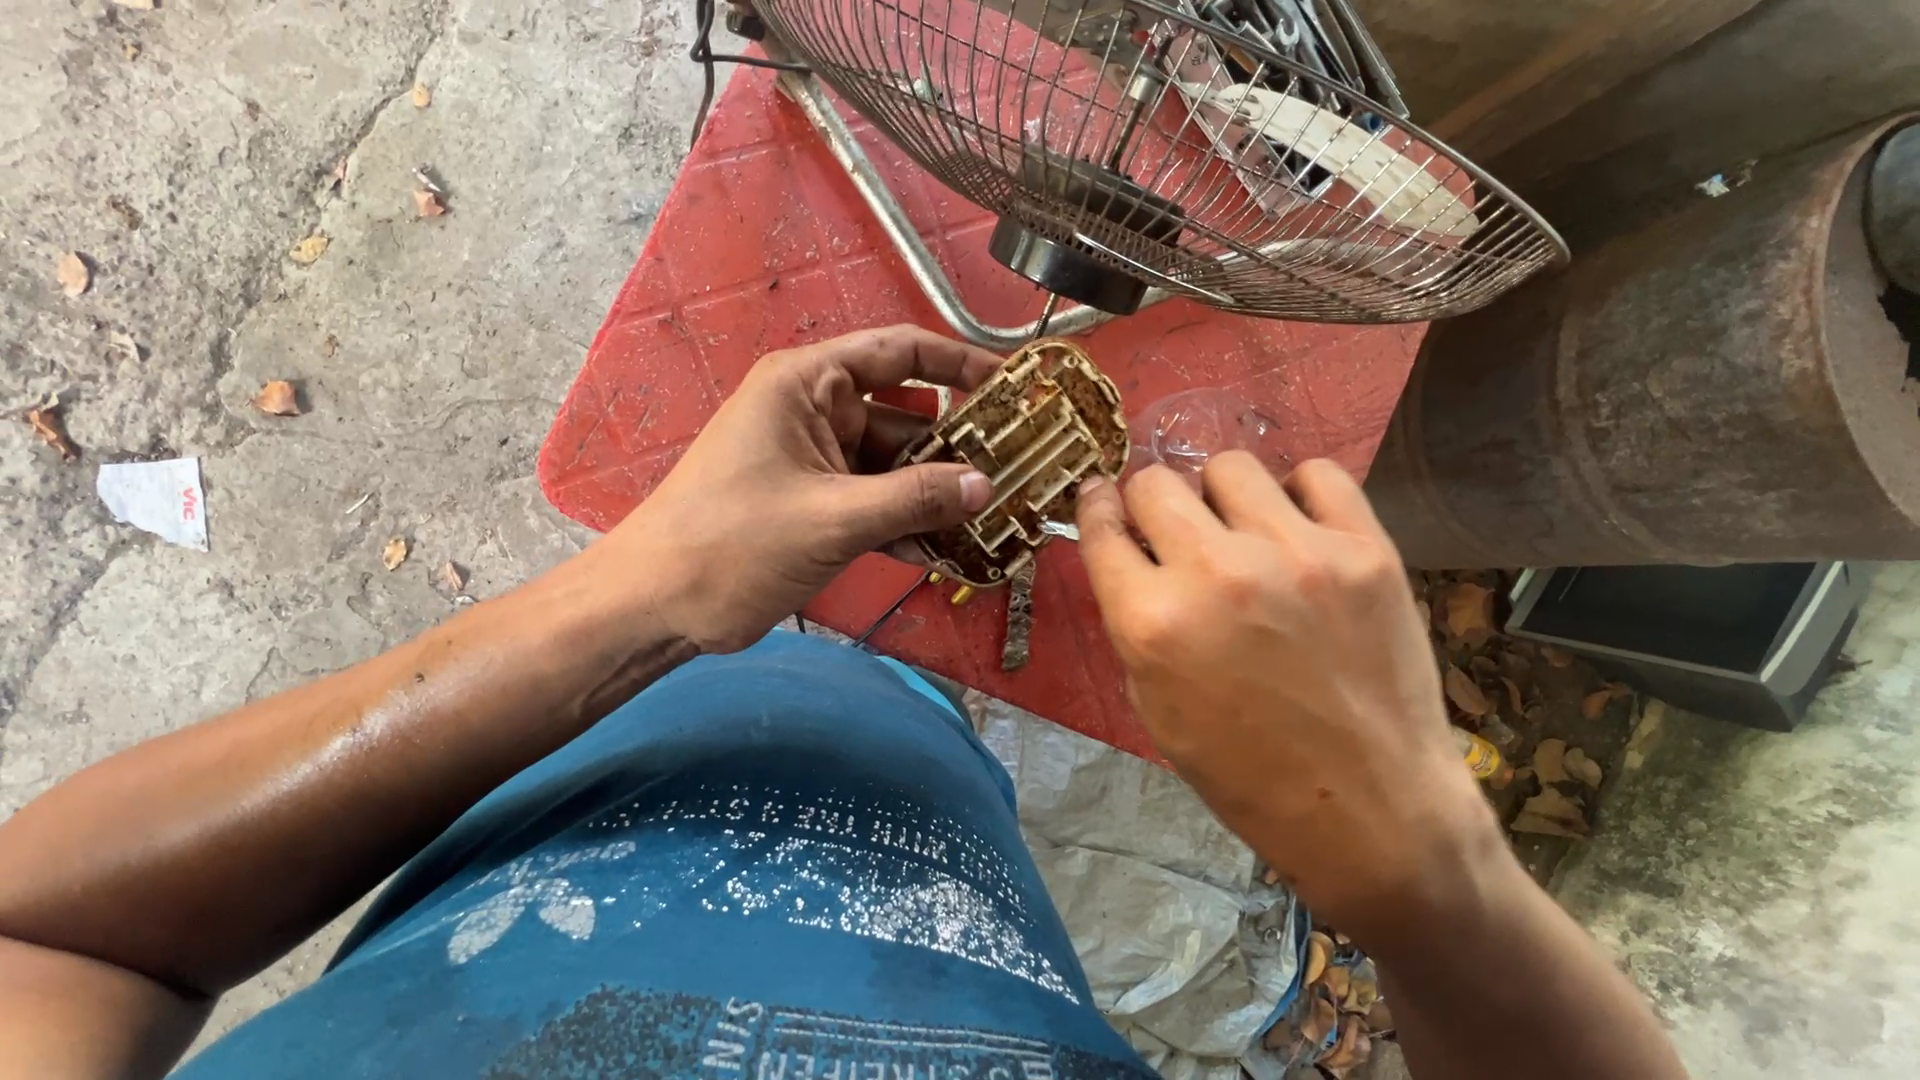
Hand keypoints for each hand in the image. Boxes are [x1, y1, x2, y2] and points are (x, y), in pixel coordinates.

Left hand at [598, 326, 998, 652]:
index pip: (899, 352)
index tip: (1013, 385)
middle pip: (907, 415)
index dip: (960, 362)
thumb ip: (914, 499)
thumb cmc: (733, 542)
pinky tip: (947, 552)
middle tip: (1018, 471)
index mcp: (809, 384)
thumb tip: (987, 486)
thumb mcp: (833, 517)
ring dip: (937, 494)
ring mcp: (818, 462)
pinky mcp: (818, 506)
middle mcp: (817, 412)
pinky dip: (908, 523)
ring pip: (897, 467)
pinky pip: (878, 503)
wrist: (659, 605)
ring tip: (994, 519)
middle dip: (958, 446)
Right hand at [1075, 455, 1503, 936]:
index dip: (1095, 509)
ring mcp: (1297, 554)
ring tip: (1240, 532)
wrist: (1368, 808)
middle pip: (1155, 483)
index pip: (1101, 526)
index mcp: (1152, 622)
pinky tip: (1296, 530)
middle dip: (1150, 504)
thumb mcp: (1154, 705)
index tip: (1104, 504)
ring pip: (1229, 467)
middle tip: (1172, 532)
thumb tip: (1131, 556)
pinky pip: (1317, 474)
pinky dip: (1296, 494)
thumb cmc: (1244, 772)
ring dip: (1219, 496)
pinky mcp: (1366, 550)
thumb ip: (1134, 621)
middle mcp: (1216, 573)